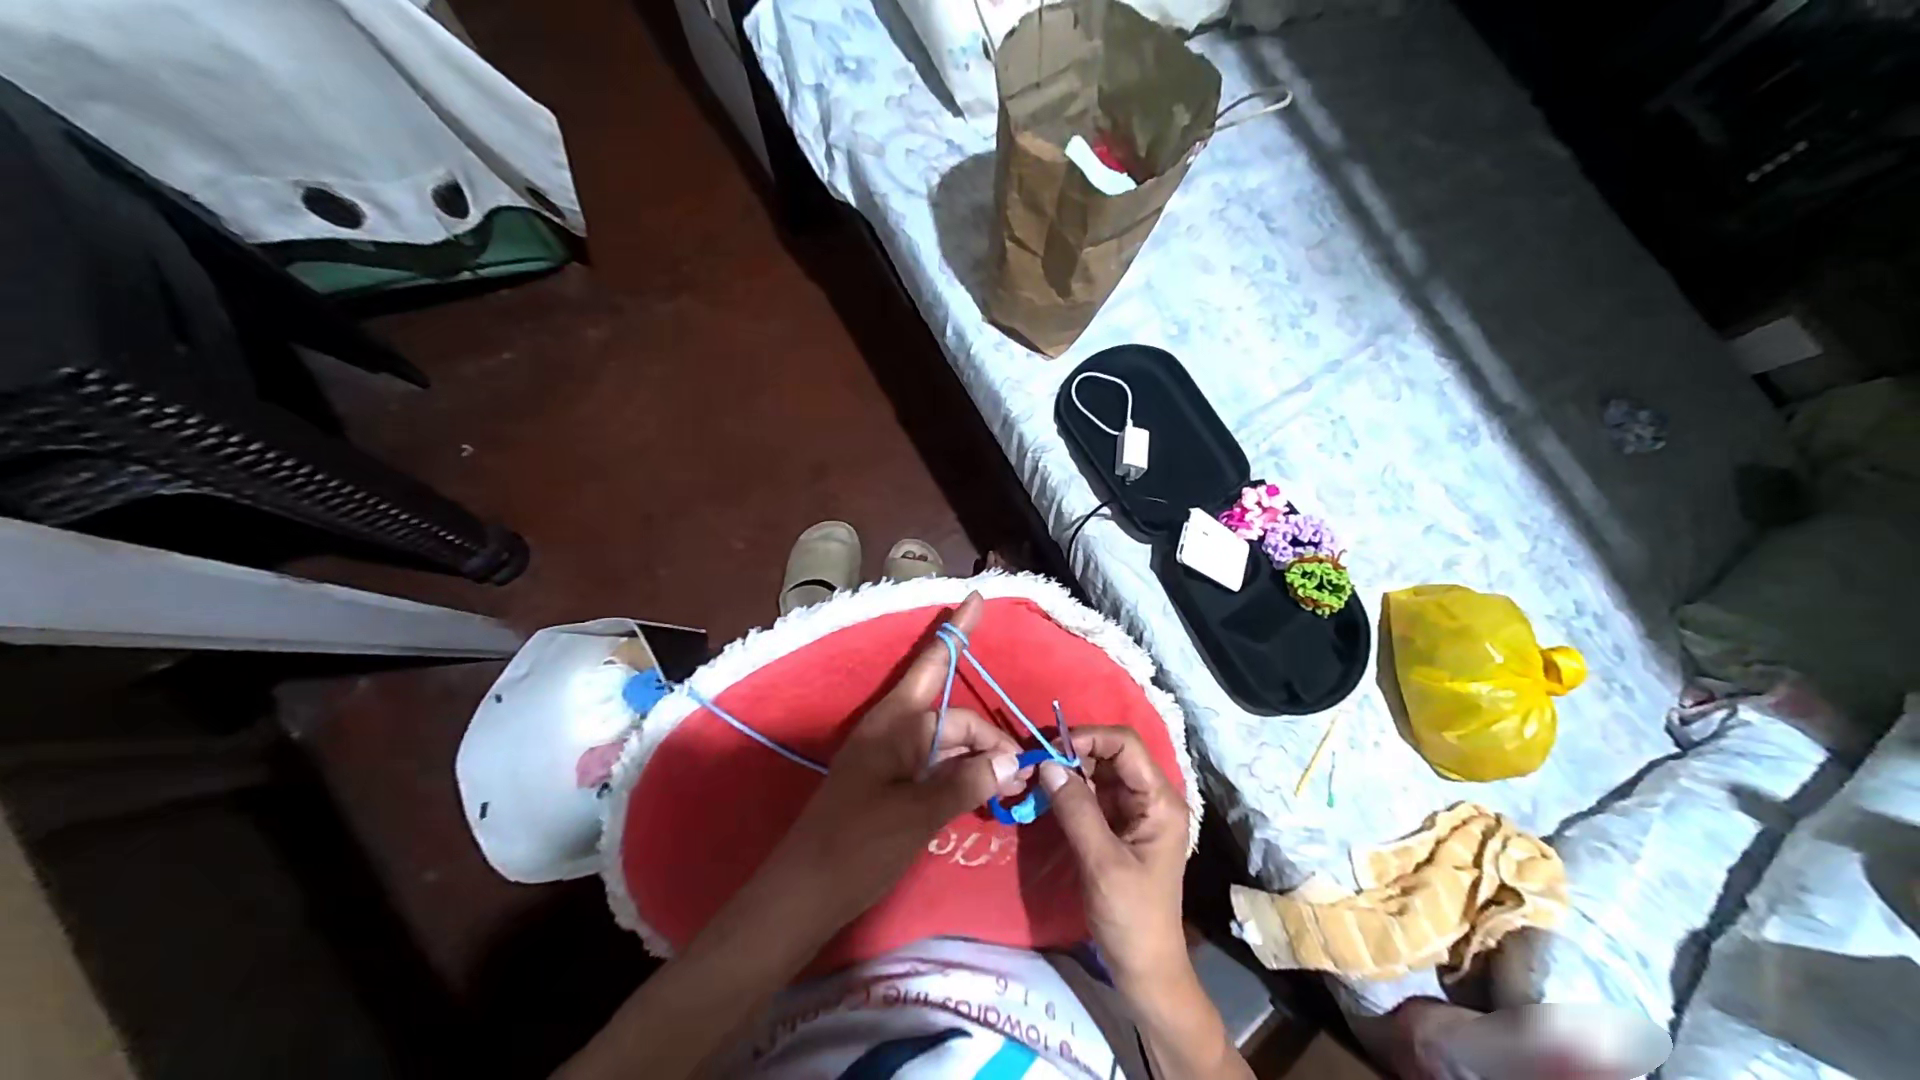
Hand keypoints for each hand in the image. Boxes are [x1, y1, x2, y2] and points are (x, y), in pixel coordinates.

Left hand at [764, 593, 1029, 924]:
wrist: (802, 893)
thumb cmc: (855, 848)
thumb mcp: (915, 816)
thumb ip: (964, 783)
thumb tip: (1010, 761)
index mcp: (893, 724)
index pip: (935, 666)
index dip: (959, 632)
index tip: (978, 595)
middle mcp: (891, 730)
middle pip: (951, 713)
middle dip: (989, 734)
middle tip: (1024, 771)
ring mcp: (889, 757)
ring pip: (946, 740)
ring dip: (979, 756)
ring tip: (1013, 788)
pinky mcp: (889, 782)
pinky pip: (935, 764)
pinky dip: (962, 773)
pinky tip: (985, 792)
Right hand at [1039, 725, 1189, 985]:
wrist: (1144, 966)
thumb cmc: (1131, 915)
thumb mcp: (1101, 862)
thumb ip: (1076, 809)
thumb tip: (1048, 764)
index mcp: (1160, 801)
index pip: (1126, 745)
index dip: (1089, 738)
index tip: (1052, 749)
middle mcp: (1150, 797)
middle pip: (1111, 754)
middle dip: (1073, 752)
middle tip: (1035, 761)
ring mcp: (1133, 811)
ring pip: (1098, 771)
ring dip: (1068, 769)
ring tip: (1036, 775)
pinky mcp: (1116, 824)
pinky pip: (1091, 793)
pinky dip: (1069, 789)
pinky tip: (1046, 793)